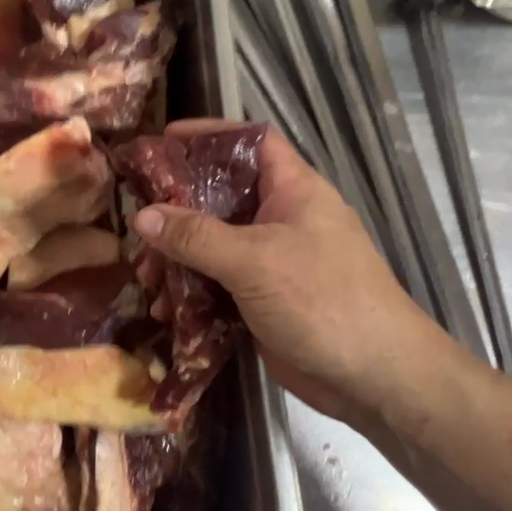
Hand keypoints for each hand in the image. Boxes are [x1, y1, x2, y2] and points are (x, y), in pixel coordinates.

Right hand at [129, 122, 460, 425]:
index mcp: (293, 191)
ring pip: (210, 245)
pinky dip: (188, 293)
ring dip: (175, 260)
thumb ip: (195, 236)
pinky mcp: (260, 300)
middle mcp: (280, 219)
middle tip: (137, 224)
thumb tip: (141, 216)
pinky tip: (164, 310)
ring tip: (146, 280)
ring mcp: (271, 262)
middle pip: (219, 197)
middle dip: (174, 210)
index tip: (163, 139)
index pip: (252, 142)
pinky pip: (214, 285)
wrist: (374, 377)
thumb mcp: (253, 261)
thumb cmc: (323, 301)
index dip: (211, 134)